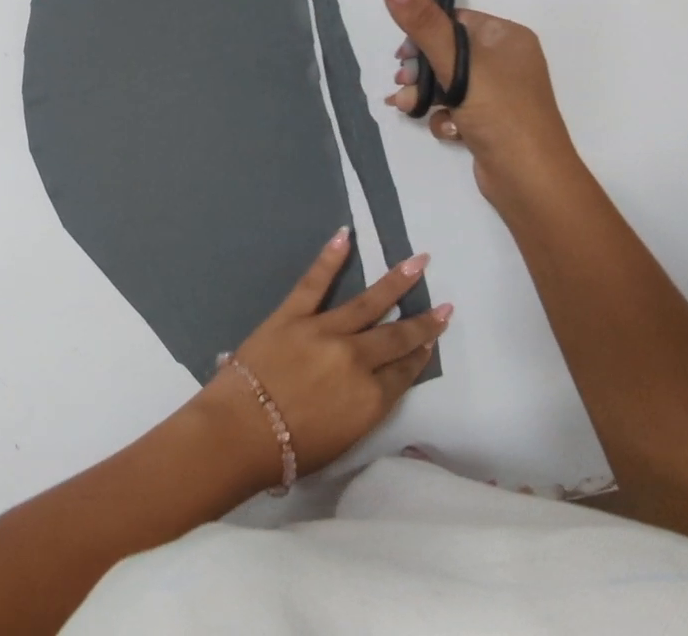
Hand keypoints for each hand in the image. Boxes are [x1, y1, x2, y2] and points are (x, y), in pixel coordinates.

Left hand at [191, 227, 452, 490]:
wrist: (242, 431)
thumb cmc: (290, 451)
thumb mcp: (344, 441)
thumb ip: (363, 411)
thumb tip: (371, 389)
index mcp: (372, 397)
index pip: (404, 372)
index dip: (420, 355)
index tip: (433, 338)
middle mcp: (357, 359)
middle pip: (396, 337)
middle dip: (423, 322)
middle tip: (445, 304)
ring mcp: (325, 332)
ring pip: (367, 303)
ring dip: (395, 282)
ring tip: (417, 262)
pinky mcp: (292, 315)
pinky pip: (314, 282)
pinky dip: (329, 258)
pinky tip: (344, 236)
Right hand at [380, 0, 574, 197]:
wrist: (528, 178)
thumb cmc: (499, 112)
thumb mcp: (457, 63)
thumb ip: (422, 22)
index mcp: (506, 38)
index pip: (454, 22)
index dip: (422, 35)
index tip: (401, 55)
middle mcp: (506, 62)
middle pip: (446, 54)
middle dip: (419, 71)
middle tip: (403, 83)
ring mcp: (499, 94)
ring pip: (447, 84)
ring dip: (424, 95)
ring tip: (408, 107)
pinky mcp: (489, 122)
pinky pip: (456, 109)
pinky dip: (443, 117)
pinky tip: (443, 129)